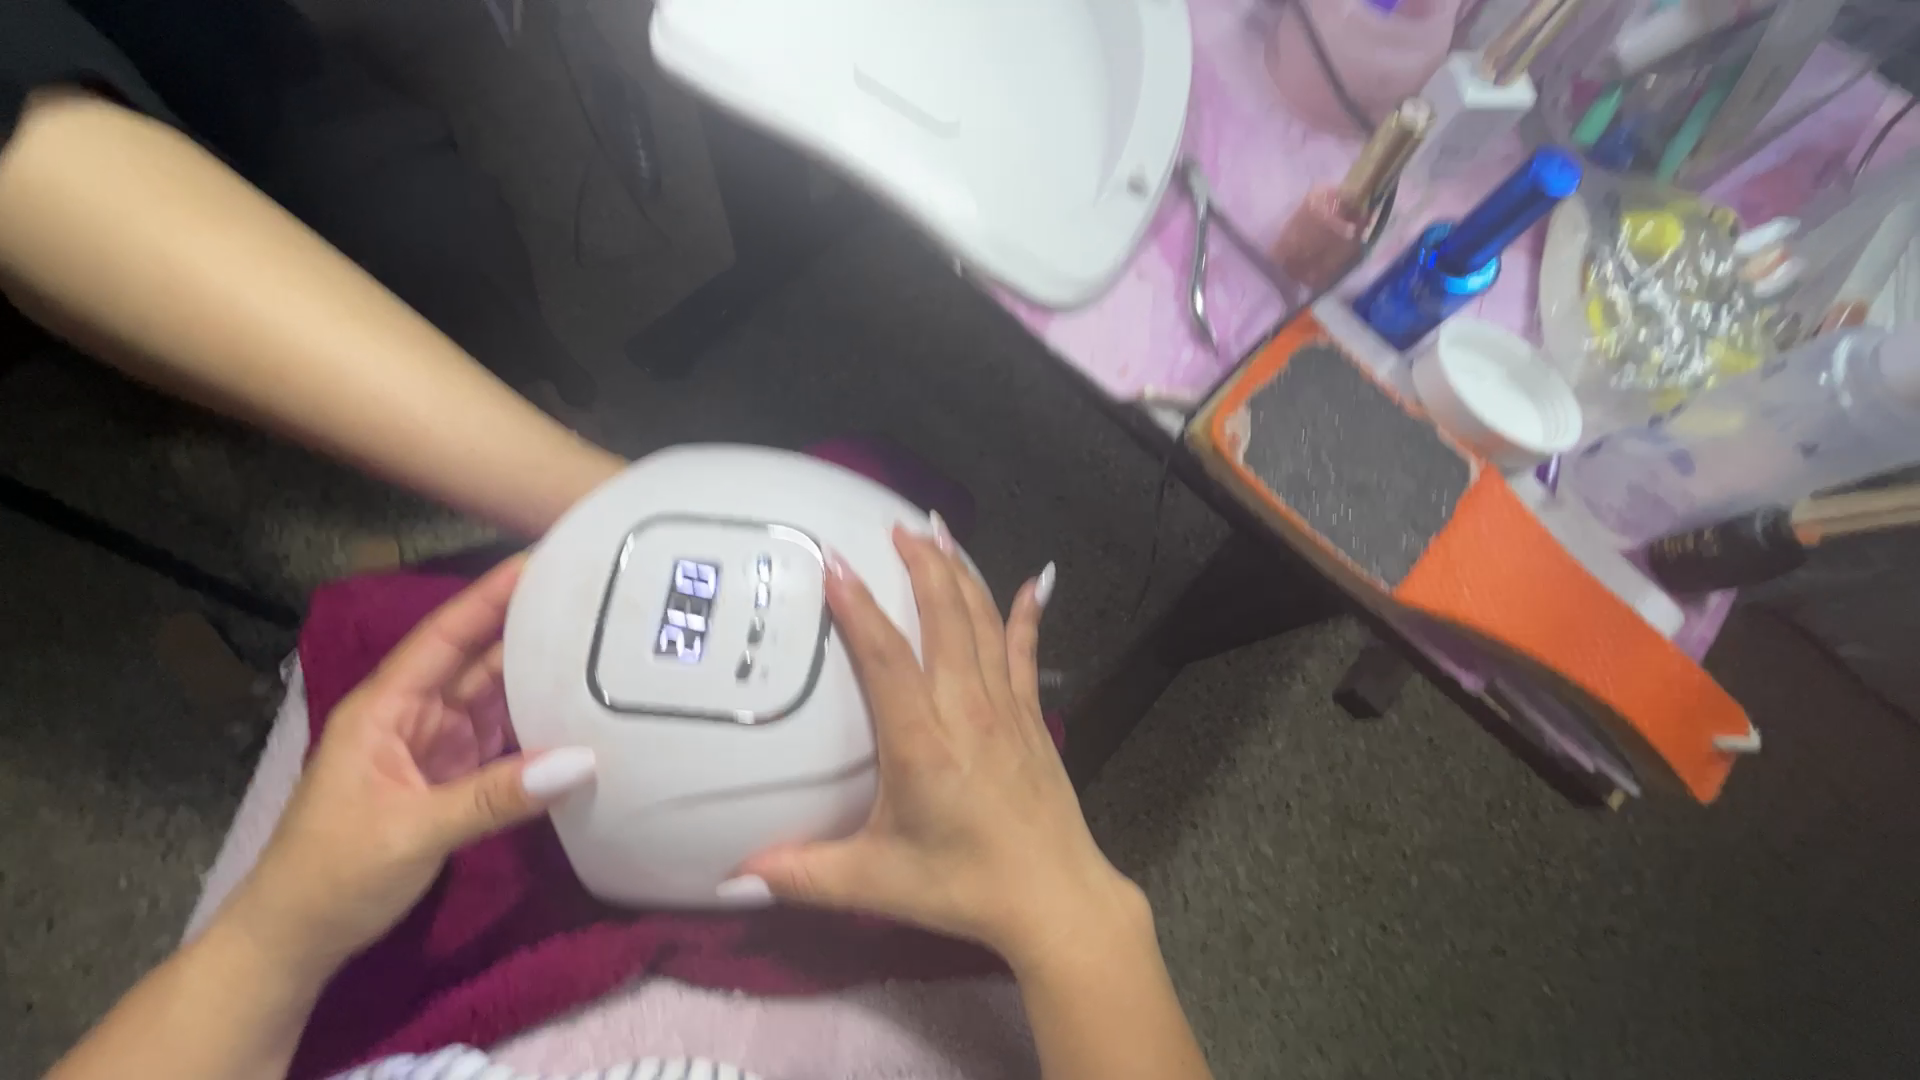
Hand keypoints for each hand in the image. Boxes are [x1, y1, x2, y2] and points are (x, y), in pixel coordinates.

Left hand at [217, 558, 596, 976]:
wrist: (295, 943)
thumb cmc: (329, 877)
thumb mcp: (410, 834)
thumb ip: (494, 797)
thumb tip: (583, 761)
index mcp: (387, 708)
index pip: (445, 637)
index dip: (490, 596)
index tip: (539, 560)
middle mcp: (417, 714)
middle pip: (481, 657)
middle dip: (530, 626)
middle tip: (593, 599)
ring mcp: (441, 744)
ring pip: (500, 694)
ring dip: (545, 673)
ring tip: (603, 644)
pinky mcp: (460, 773)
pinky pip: (510, 734)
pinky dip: (545, 721)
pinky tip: (584, 708)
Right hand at [733, 519, 1143, 967]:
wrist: (1056, 899)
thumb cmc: (963, 887)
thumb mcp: (876, 883)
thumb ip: (803, 875)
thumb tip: (729, 878)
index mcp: (922, 742)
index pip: (885, 656)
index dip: (858, 606)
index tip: (834, 560)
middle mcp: (966, 709)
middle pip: (944, 618)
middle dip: (921, 565)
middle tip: (897, 527)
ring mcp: (1007, 707)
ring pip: (983, 623)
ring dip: (961, 573)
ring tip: (941, 532)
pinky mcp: (1033, 717)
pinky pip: (1027, 653)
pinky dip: (1027, 614)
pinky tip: (1035, 580)